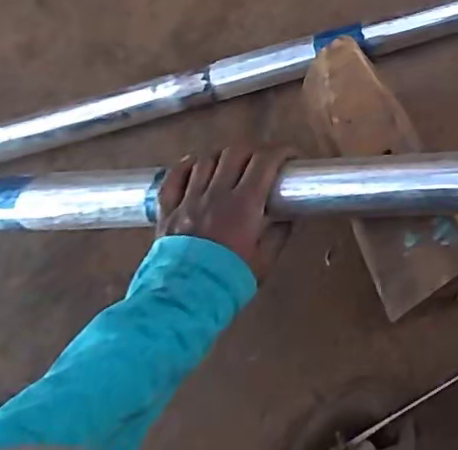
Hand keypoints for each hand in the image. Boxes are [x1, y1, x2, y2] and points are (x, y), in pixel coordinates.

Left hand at [156, 146, 295, 280]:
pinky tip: (196, 165)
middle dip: (254, 150)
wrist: (181, 306)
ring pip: (206, 160)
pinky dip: (186, 166)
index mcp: (243, 206)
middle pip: (236, 152)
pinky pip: (174, 177)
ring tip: (231, 164)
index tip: (290, 156)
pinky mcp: (167, 211)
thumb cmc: (225, 285)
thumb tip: (288, 215)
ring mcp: (188, 200)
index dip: (281, 152)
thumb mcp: (264, 262)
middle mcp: (216, 195)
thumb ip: (279, 234)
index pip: (265, 161)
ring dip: (223, 156)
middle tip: (262, 161)